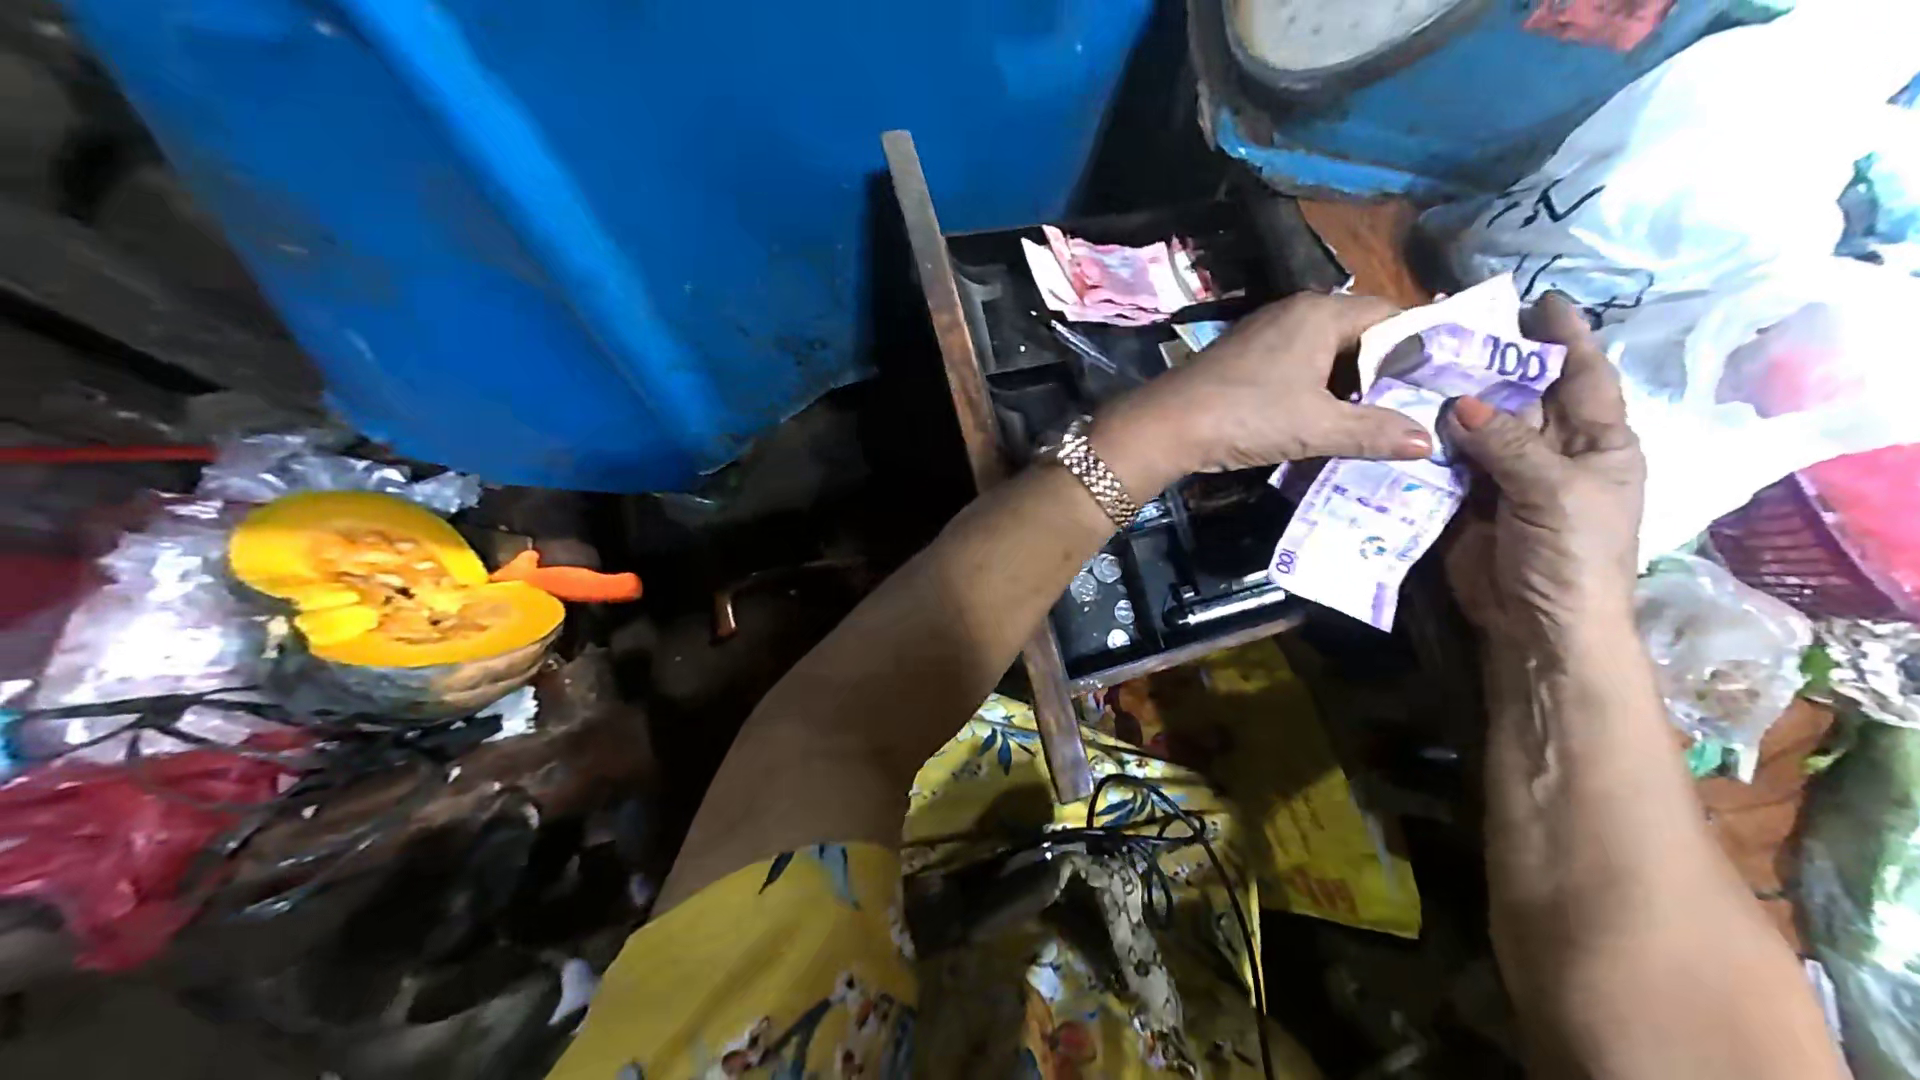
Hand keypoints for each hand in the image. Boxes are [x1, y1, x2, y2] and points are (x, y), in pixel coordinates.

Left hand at [1087, 293, 1434, 496]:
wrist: (1167, 425)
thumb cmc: (1247, 416)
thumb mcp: (1317, 427)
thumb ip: (1374, 431)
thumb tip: (1427, 440)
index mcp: (1320, 313)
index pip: (1391, 315)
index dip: (1421, 345)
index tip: (1441, 379)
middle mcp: (1293, 313)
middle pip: (1358, 333)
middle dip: (1385, 368)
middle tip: (1414, 403)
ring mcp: (1264, 334)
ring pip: (1325, 351)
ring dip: (1348, 381)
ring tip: (1376, 416)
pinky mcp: (1243, 357)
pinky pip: (1296, 365)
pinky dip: (1316, 386)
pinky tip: (1324, 417)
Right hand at [1443, 293, 1645, 646]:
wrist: (1536, 622)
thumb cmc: (1571, 555)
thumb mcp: (1555, 493)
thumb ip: (1510, 446)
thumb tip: (1461, 403)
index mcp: (1594, 443)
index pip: (1582, 377)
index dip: (1564, 339)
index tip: (1538, 301)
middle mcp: (1547, 451)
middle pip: (1518, 397)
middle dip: (1489, 366)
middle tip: (1446, 333)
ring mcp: (1500, 476)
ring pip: (1471, 428)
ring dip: (1445, 404)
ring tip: (1410, 371)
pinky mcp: (1459, 500)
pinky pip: (1439, 463)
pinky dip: (1420, 445)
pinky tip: (1394, 423)